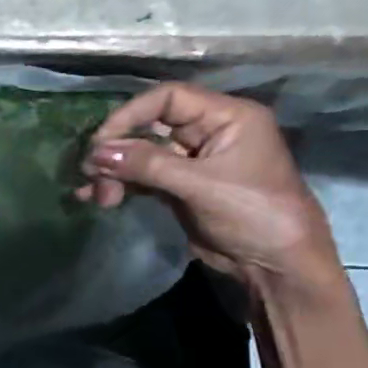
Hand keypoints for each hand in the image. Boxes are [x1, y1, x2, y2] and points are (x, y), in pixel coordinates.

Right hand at [78, 83, 341, 288]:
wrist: (276, 268)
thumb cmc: (253, 214)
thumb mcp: (201, 185)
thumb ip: (148, 165)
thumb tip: (96, 152)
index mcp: (227, 116)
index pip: (168, 99)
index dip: (131, 114)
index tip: (101, 140)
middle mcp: (209, 132)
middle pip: (151, 127)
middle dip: (119, 148)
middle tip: (90, 171)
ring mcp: (193, 163)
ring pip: (143, 156)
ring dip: (116, 171)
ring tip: (94, 193)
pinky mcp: (181, 190)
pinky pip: (145, 180)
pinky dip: (122, 187)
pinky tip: (98, 198)